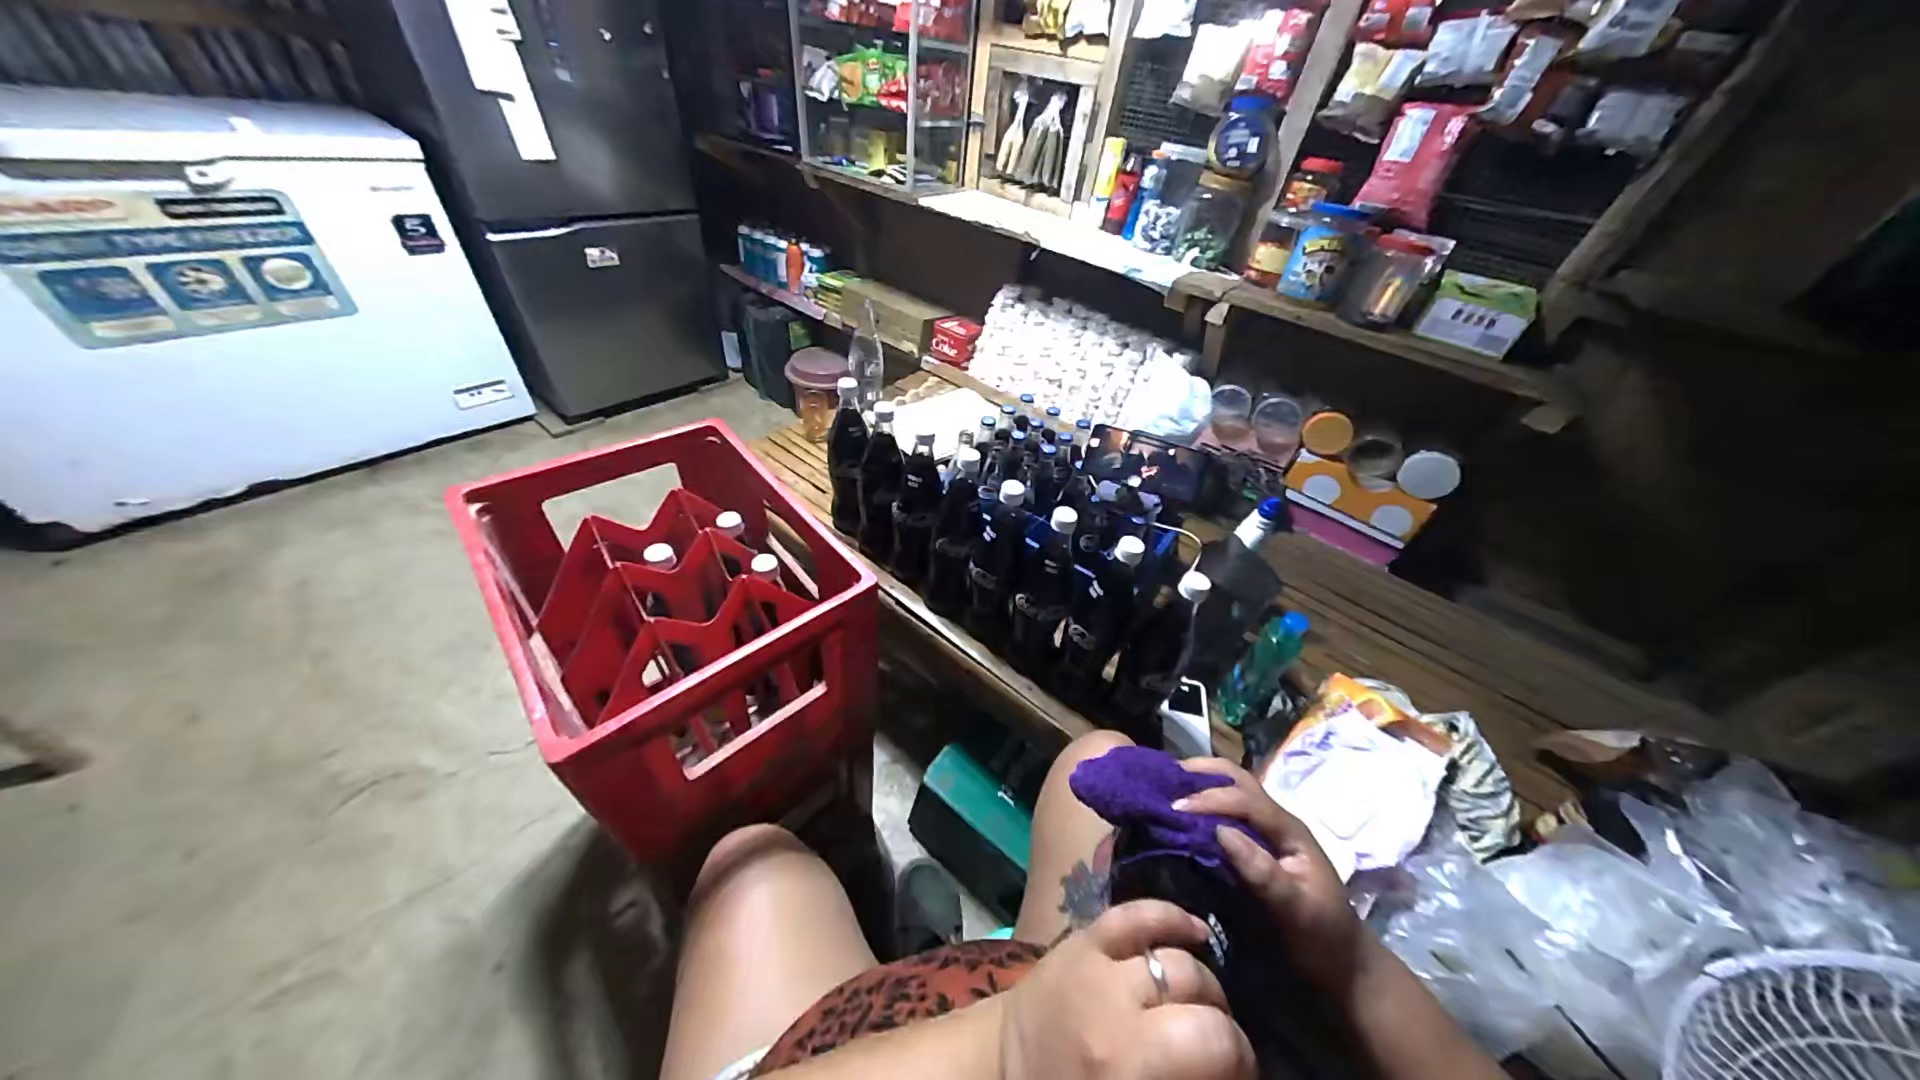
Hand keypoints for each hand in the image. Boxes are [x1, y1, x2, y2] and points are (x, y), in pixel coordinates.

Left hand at [999, 900, 1254, 1079]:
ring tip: (1206, 1003)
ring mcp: (1095, 963)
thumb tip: (1230, 1067)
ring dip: (1203, 980)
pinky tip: (1196, 932)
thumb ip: (1184, 1079)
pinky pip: (1133, 914)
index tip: (1241, 1072)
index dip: (1242, 1059)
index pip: (1214, 1042)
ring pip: (1174, 956)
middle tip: (1223, 1045)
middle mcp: (1113, 1007)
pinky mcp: (1081, 938)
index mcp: (1126, 1062)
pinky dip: (1169, 917)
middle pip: (1199, 994)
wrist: (1003, 1065)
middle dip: (1224, 1021)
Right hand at [1172, 758, 1365, 988]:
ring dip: (1196, 783)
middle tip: (1161, 778)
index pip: (1245, 798)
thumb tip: (1221, 831)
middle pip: (1236, 777)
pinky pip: (1221, 810)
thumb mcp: (1297, 911)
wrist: (1341, 968)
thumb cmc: (1320, 939)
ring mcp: (1263, 829)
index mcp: (1288, 830)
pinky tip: (1175, 812)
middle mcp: (1274, 820)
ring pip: (1228, 787)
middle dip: (1198, 772)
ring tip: (1162, 788)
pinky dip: (1197, 803)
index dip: (1209, 797)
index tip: (1174, 808)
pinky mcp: (1251, 843)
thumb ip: (1263, 872)